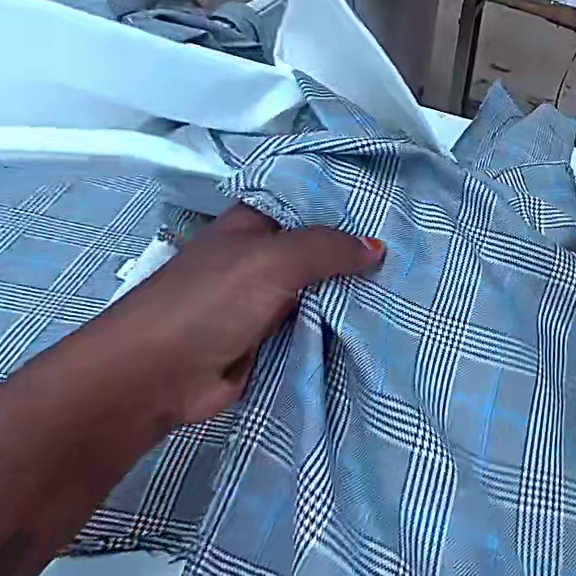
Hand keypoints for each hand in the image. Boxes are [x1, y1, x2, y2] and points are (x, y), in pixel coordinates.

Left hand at [74, 204, 383, 430]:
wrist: (159, 375)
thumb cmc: (210, 301)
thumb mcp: (271, 260)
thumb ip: (326, 248)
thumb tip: (377, 247)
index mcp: (255, 223)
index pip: (309, 200)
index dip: (348, 201)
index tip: (397, 206)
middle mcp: (264, 256)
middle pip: (320, 248)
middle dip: (360, 251)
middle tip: (416, 251)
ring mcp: (268, 299)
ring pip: (322, 289)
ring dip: (354, 292)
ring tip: (411, 286)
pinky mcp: (273, 339)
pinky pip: (316, 326)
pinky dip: (342, 327)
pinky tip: (383, 323)